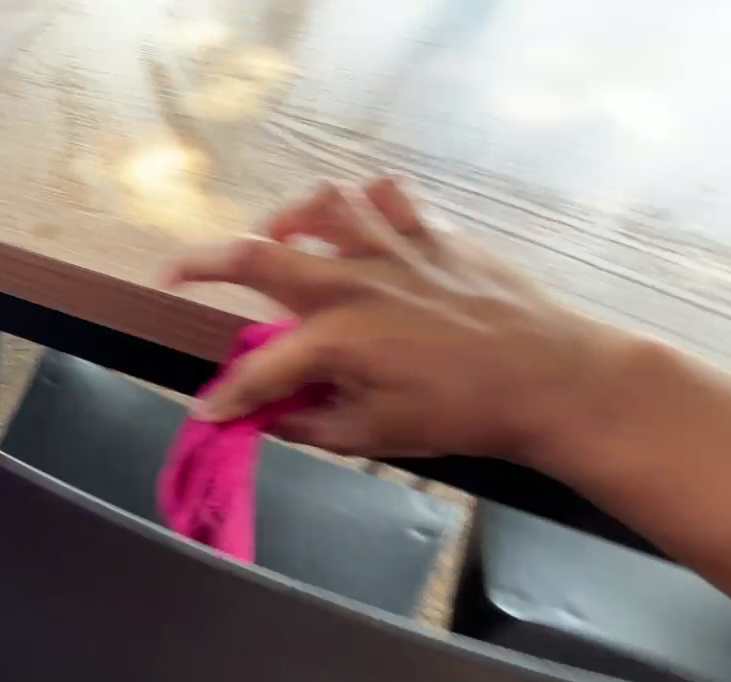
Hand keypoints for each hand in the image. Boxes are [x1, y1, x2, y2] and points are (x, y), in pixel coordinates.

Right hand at [163, 177, 648, 461]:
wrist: (556, 380)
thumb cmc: (461, 414)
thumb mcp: (369, 435)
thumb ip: (302, 422)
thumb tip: (264, 415)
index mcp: (338, 341)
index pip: (256, 372)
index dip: (224, 399)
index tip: (206, 414)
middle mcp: (356, 285)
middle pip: (258, 256)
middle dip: (201, 263)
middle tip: (174, 271)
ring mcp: (396, 252)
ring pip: (322, 204)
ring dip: (284, 221)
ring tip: (274, 242)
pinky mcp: (434, 236)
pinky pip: (385, 197)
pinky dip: (356, 207)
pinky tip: (348, 231)